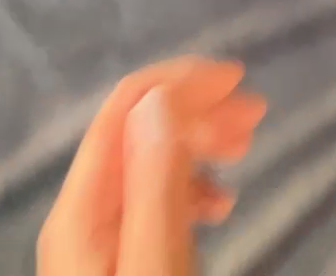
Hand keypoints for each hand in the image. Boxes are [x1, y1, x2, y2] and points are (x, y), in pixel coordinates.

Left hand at [39, 58, 265, 275]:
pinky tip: (219, 201)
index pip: (128, 105)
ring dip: (200, 141)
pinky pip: (152, 196)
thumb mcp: (156, 265)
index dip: (183, 79)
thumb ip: (156, 185)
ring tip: (246, 148)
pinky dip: (190, 183)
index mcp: (80, 208)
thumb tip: (163, 97)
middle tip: (256, 112)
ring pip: (150, 159)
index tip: (239, 78)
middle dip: (199, 107)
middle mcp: (80, 211)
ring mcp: (94, 237)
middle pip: (140, 127)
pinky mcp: (114, 259)